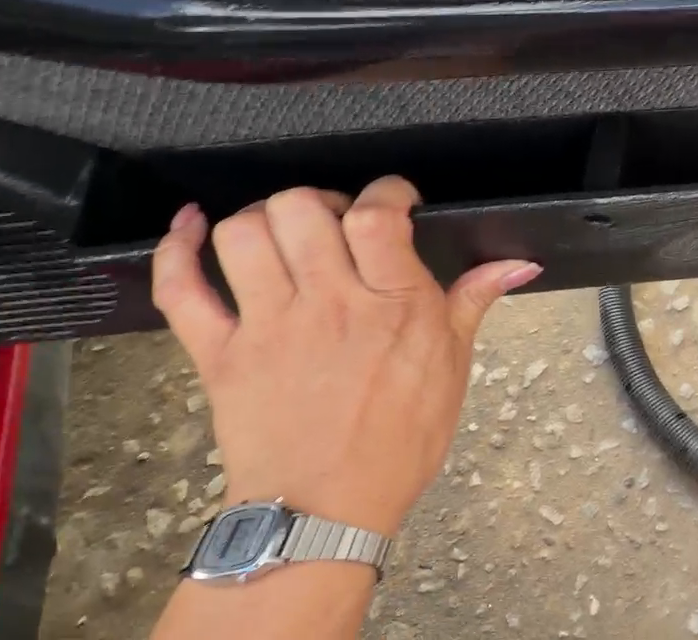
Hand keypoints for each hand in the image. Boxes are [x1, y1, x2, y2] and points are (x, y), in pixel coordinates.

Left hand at [150, 176, 540, 535]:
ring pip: (243, 235)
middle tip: (337, 220)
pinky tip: (192, 224)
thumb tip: (522, 262)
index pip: (377, 214)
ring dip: (263, 216)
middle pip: (302, 210)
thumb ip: (477, 300)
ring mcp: (267, 326)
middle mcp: (330, 302)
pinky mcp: (217, 354)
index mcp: (395, 303)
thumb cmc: (404, 435)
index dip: (387, 190)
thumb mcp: (455, 363)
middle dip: (321, 199)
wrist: (326, 507)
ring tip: (283, 231)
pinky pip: (179, 289)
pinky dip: (175, 247)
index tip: (397, 200)